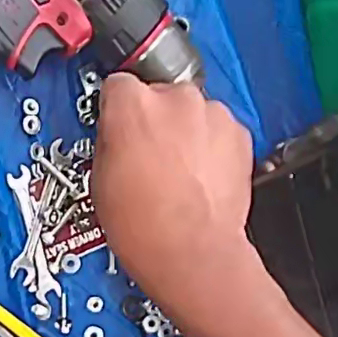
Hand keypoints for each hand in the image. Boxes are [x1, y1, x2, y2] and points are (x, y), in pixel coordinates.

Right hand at [90, 75, 261, 332]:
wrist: (190, 252)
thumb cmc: (145, 226)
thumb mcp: (99, 179)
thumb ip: (108, 141)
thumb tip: (114, 135)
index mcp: (131, 105)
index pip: (117, 84)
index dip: (114, 109)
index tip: (115, 122)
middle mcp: (175, 100)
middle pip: (157, 95)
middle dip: (152, 121)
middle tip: (144, 158)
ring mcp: (211, 115)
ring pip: (190, 112)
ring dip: (182, 133)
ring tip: (172, 173)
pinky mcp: (237, 134)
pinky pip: (217, 130)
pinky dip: (209, 147)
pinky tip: (195, 178)